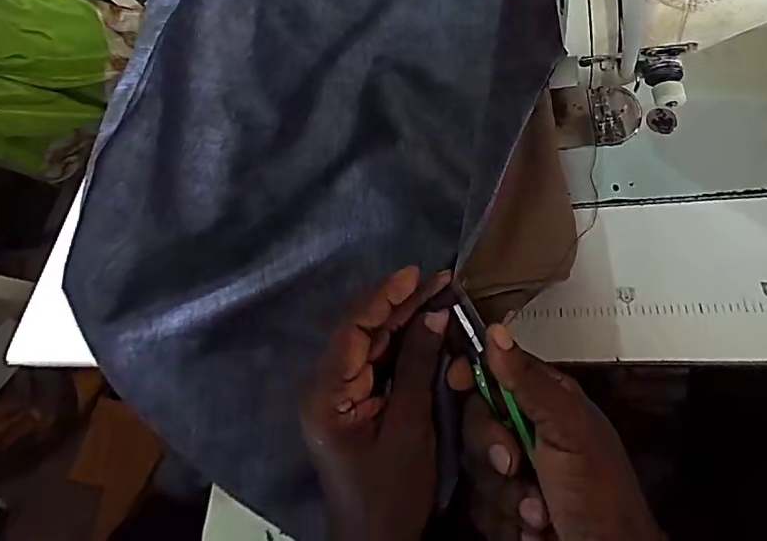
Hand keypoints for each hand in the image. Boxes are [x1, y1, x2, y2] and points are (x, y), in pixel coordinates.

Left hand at [300, 267, 453, 540]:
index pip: (351, 329)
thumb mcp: (409, 426)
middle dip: (402, 303)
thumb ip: (418, 364)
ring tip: (439, 290)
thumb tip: (436, 312)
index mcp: (327, 393)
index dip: (383, 297)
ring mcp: (344, 392)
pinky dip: (407, 339)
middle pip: (364, 330)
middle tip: (439, 279)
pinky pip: (383, 359)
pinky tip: (429, 321)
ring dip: (407, 316)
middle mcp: (329, 386)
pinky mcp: (360, 400)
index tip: (414, 274)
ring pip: (376, 341)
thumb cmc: (390, 492)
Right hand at [463, 324, 663, 540]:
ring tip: (540, 510)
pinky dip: (504, 522)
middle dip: (491, 446)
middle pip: (476, 418)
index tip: (457, 380)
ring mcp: (513, 470)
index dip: (472, 372)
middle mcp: (525, 427)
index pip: (497, 369)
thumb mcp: (568, 428)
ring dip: (505, 494)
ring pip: (474, 466)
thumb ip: (529, 382)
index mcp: (545, 396)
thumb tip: (497, 331)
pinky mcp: (503, 509)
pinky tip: (533, 528)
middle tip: (514, 465)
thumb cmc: (600, 491)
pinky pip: (478, 505)